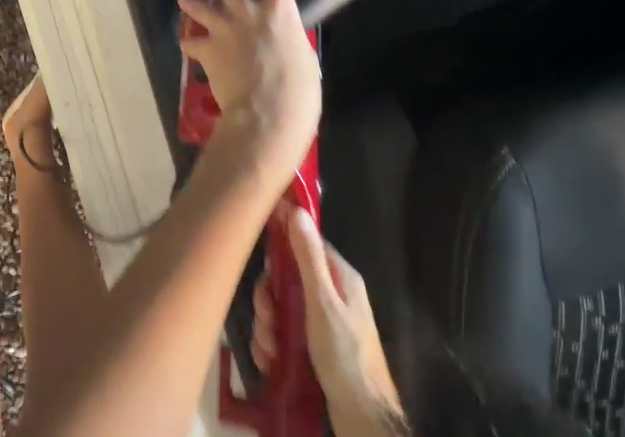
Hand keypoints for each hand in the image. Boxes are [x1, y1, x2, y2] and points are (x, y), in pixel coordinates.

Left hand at [177, 0, 321, 164]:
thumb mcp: (305, 58)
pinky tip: (188, 47)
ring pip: (201, 7)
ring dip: (191, 1)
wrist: (268, 109)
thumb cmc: (299, 89)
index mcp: (280, 12)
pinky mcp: (208, 49)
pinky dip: (190, 45)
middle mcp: (249, 13)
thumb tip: (285, 45)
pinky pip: (193, 43)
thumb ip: (290, 43)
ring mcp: (225, 29)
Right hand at [252, 208, 405, 434]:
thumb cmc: (344, 354)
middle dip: (269, 301)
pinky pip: (281, 334)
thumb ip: (308, 257)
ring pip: (279, 309)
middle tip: (268, 319)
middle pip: (286, 280)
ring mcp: (320, 323)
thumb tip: (296, 209)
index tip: (263, 263)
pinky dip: (272, 345)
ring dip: (267, 327)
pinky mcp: (311, 347)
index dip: (280, 252)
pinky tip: (271, 360)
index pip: (304, 246)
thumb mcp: (322, 302)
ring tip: (271, 348)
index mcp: (339, 278)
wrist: (361, 415)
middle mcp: (330, 295)